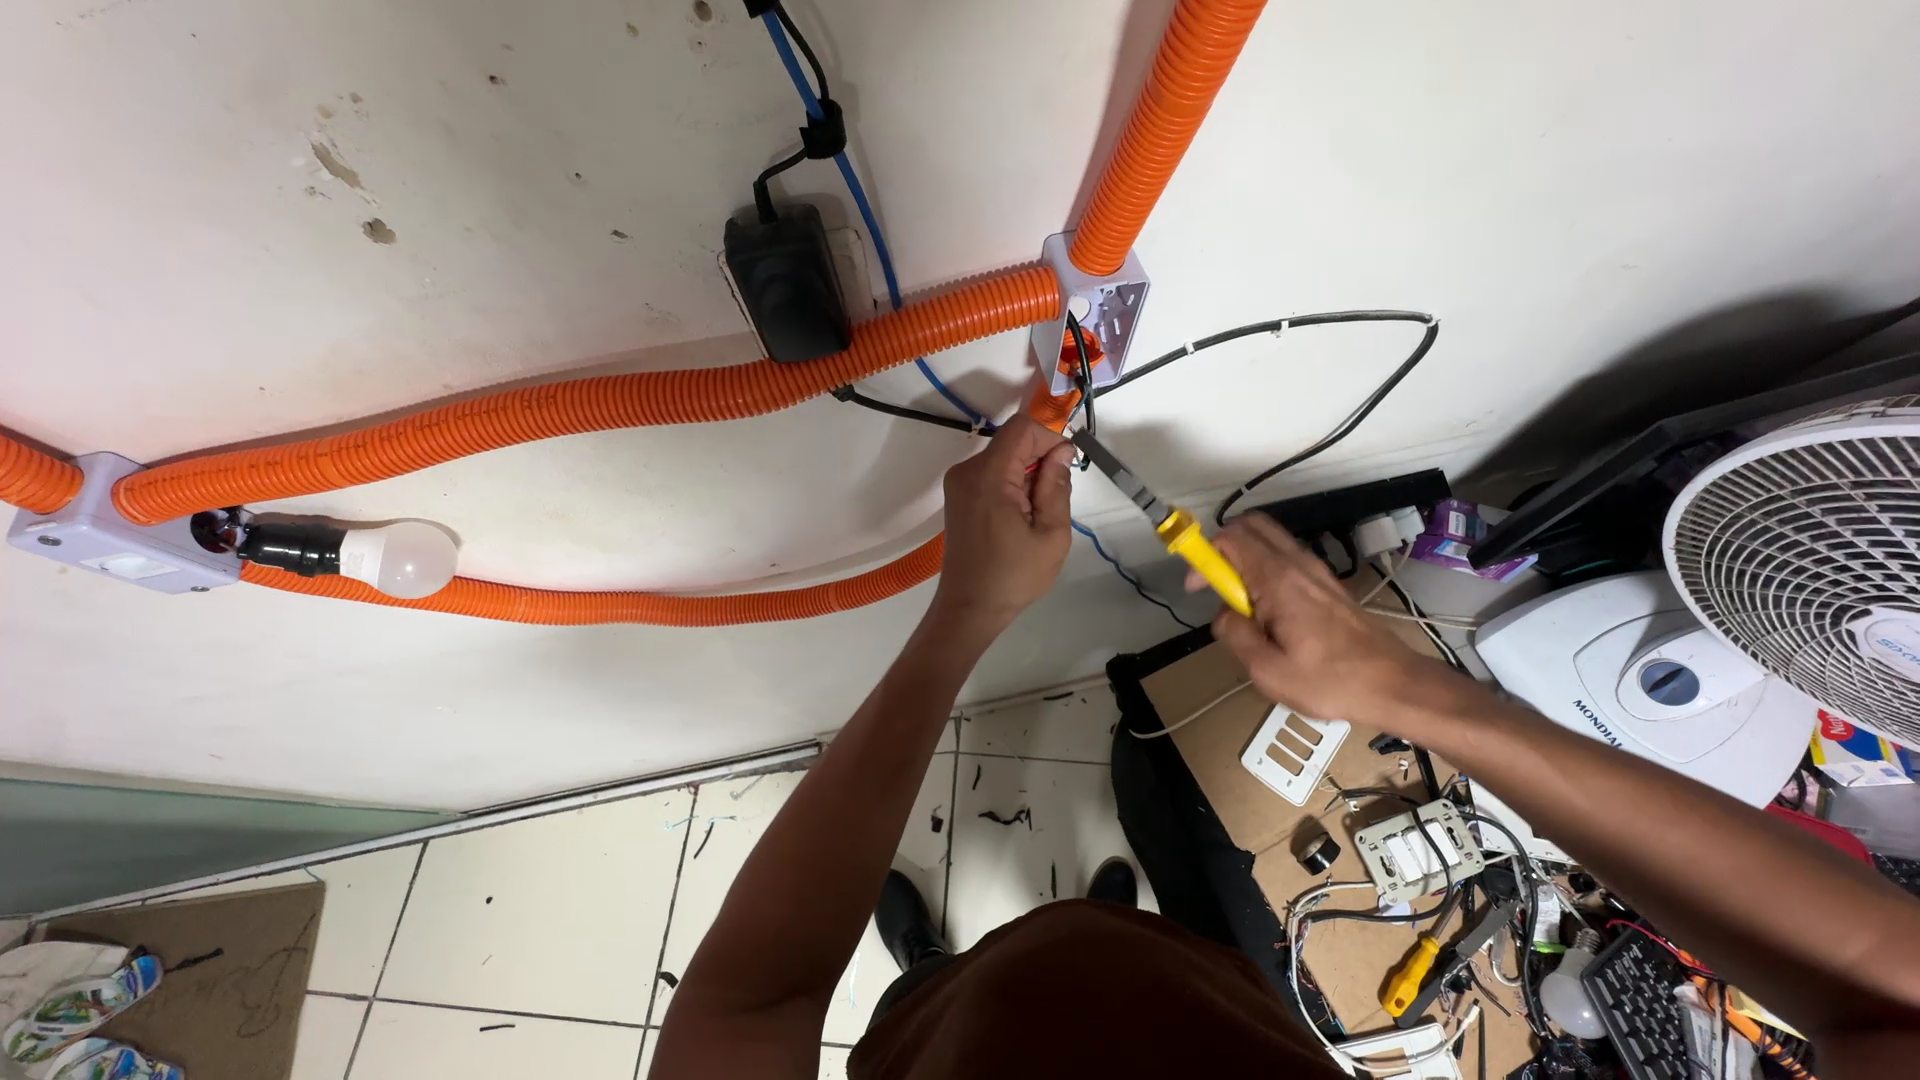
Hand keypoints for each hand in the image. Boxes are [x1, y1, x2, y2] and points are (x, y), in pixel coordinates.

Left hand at [930, 414, 1076, 637]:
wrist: (969, 608)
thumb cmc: (1014, 577)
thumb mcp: (1052, 535)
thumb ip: (1057, 487)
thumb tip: (1060, 453)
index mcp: (988, 476)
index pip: (1022, 428)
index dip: (1050, 437)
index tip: (1067, 465)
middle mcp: (967, 471)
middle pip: (1012, 441)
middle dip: (1040, 460)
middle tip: (1054, 499)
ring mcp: (959, 484)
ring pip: (1003, 458)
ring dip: (1027, 475)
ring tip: (1037, 514)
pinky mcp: (958, 497)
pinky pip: (991, 474)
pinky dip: (1011, 484)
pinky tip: (1020, 517)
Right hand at [1197, 514, 1444, 723]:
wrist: (1394, 685)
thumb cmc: (1330, 681)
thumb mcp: (1267, 670)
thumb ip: (1235, 634)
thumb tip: (1224, 614)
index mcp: (1279, 580)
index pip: (1230, 538)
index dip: (1204, 556)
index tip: (1198, 589)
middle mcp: (1298, 564)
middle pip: (1251, 526)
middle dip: (1223, 547)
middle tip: (1217, 585)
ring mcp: (1317, 571)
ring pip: (1270, 540)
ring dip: (1246, 558)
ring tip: (1244, 604)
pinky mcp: (1328, 584)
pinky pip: (1287, 558)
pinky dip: (1266, 570)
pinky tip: (1270, 611)